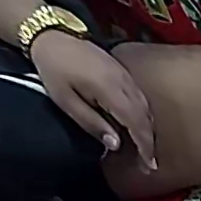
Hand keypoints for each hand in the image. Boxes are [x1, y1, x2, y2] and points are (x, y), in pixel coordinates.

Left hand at [30, 31, 156, 170]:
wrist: (52, 34)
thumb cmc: (55, 69)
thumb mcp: (66, 101)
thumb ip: (92, 124)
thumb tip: (116, 145)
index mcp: (110, 91)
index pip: (136, 124)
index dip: (144, 146)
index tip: (148, 165)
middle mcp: (124, 83)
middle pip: (145, 118)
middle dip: (149, 142)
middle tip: (148, 163)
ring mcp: (126, 76)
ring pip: (146, 109)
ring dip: (148, 130)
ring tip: (145, 147)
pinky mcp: (124, 72)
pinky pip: (141, 98)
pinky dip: (144, 116)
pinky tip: (139, 126)